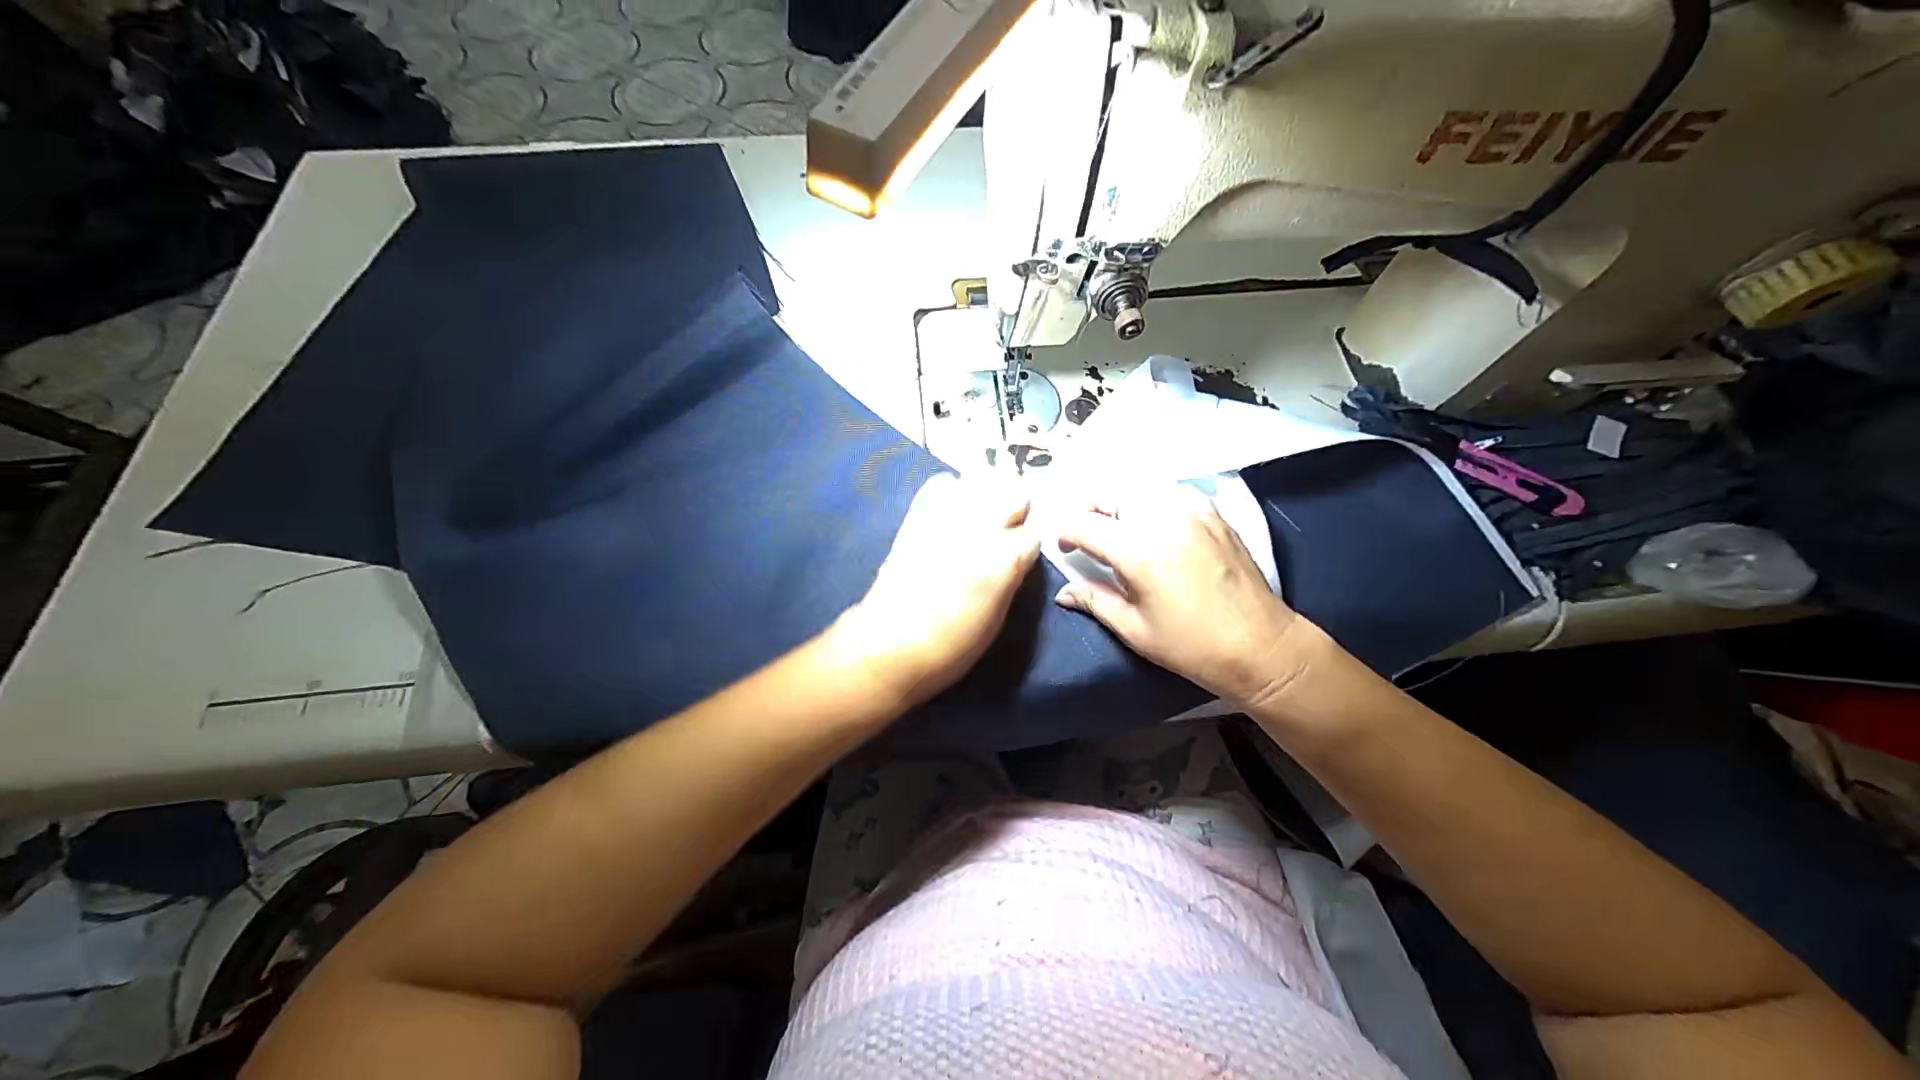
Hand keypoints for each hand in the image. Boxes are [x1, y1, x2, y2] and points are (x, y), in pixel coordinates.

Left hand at [832, 472, 1040, 709]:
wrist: (891, 644)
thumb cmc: (953, 644)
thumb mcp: (998, 616)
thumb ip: (1012, 575)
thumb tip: (1015, 554)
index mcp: (1005, 559)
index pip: (1033, 534)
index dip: (1025, 546)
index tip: (1017, 558)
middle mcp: (980, 528)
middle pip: (1013, 492)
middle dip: (1014, 508)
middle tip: (1004, 529)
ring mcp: (947, 516)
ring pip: (981, 479)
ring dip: (986, 494)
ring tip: (979, 515)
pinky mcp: (918, 514)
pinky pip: (943, 483)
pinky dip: (952, 491)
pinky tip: (951, 511)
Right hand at [1053, 485, 1315, 709]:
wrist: (1261, 646)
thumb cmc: (1192, 646)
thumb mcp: (1134, 630)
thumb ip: (1095, 601)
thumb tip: (1064, 592)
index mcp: (1137, 552)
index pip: (1084, 525)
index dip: (1065, 535)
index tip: (1065, 549)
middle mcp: (1161, 520)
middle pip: (1109, 494)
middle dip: (1090, 512)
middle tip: (1090, 538)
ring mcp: (1191, 511)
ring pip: (1140, 488)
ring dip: (1121, 503)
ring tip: (1121, 529)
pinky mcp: (1213, 513)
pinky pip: (1172, 491)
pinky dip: (1154, 500)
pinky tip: (1155, 524)